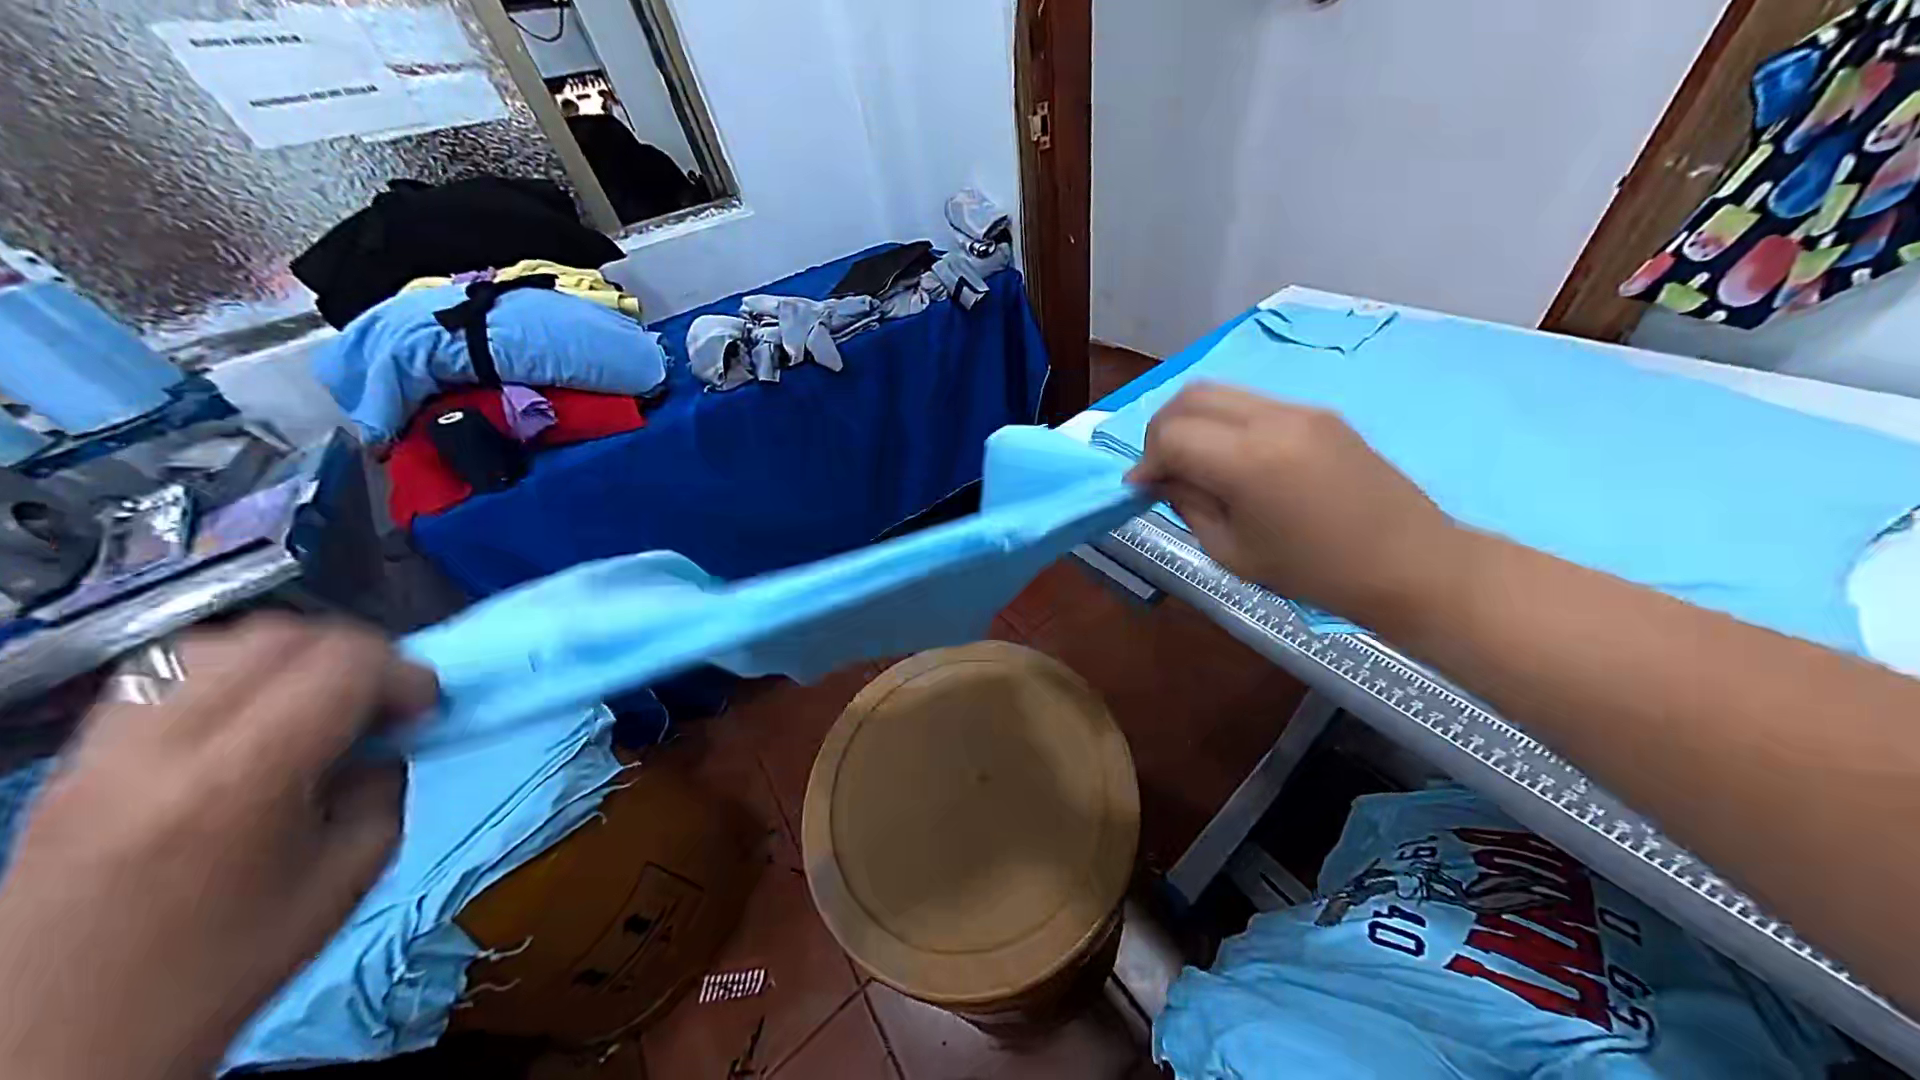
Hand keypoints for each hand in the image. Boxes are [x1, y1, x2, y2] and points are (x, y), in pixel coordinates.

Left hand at [0, 616, 436, 1079]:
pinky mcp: (77, 756)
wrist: (65, 1039)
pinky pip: (168, 670)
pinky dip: (231, 670)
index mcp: (245, 780)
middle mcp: (167, 745)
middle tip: (379, 702)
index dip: (404, 672)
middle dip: (357, 655)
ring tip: (316, 702)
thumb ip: (384, 781)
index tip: (421, 709)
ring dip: (295, 655)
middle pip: (287, 636)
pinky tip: (250, 714)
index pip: (345, 663)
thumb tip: (385, 734)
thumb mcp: (354, 869)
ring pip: (226, 640)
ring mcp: (107, 746)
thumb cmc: (235, 959)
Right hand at [1126, 384, 1462, 621]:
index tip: (1141, 489)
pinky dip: (1224, 422)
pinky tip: (1229, 458)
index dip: (1145, 460)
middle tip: (1159, 469)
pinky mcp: (1318, 412)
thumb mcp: (1231, 551)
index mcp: (1247, 461)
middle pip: (1190, 397)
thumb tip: (1158, 478)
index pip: (1170, 435)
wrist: (1409, 563)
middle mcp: (1271, 419)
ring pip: (1220, 392)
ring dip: (1191, 421)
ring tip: (1191, 462)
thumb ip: (1187, 504)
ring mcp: (1299, 410)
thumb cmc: (1313, 572)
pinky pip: (1252, 403)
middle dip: (1161, 430)